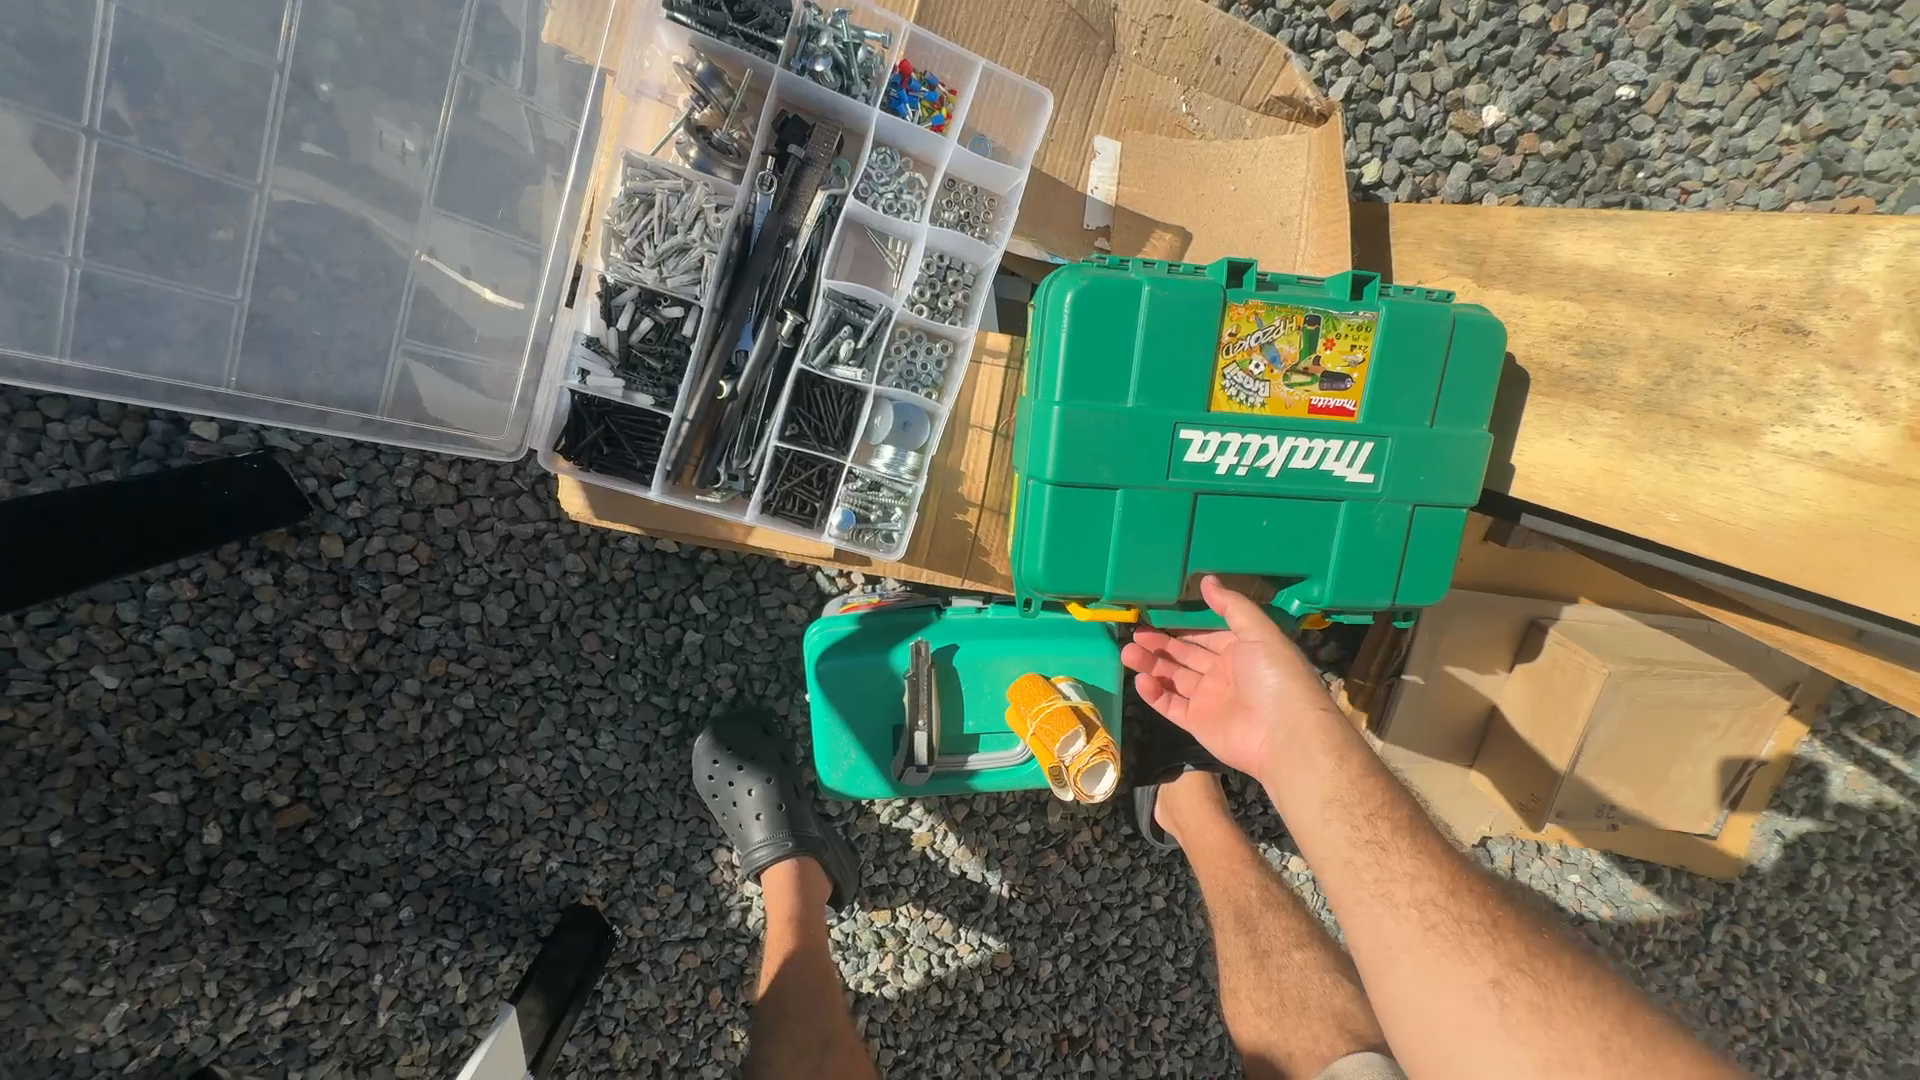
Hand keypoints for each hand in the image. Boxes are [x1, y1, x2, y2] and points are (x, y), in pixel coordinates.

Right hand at [1120, 576, 1342, 777]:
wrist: (1285, 734)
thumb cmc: (1275, 677)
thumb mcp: (1259, 632)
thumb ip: (1231, 606)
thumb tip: (1207, 579)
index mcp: (1240, 651)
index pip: (1204, 636)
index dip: (1180, 627)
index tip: (1154, 617)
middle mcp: (1223, 674)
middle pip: (1184, 656)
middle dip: (1159, 645)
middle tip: (1134, 634)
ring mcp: (1209, 699)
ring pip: (1172, 678)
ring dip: (1150, 665)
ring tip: (1127, 652)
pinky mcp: (1197, 723)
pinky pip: (1170, 705)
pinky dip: (1153, 693)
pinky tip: (1140, 679)